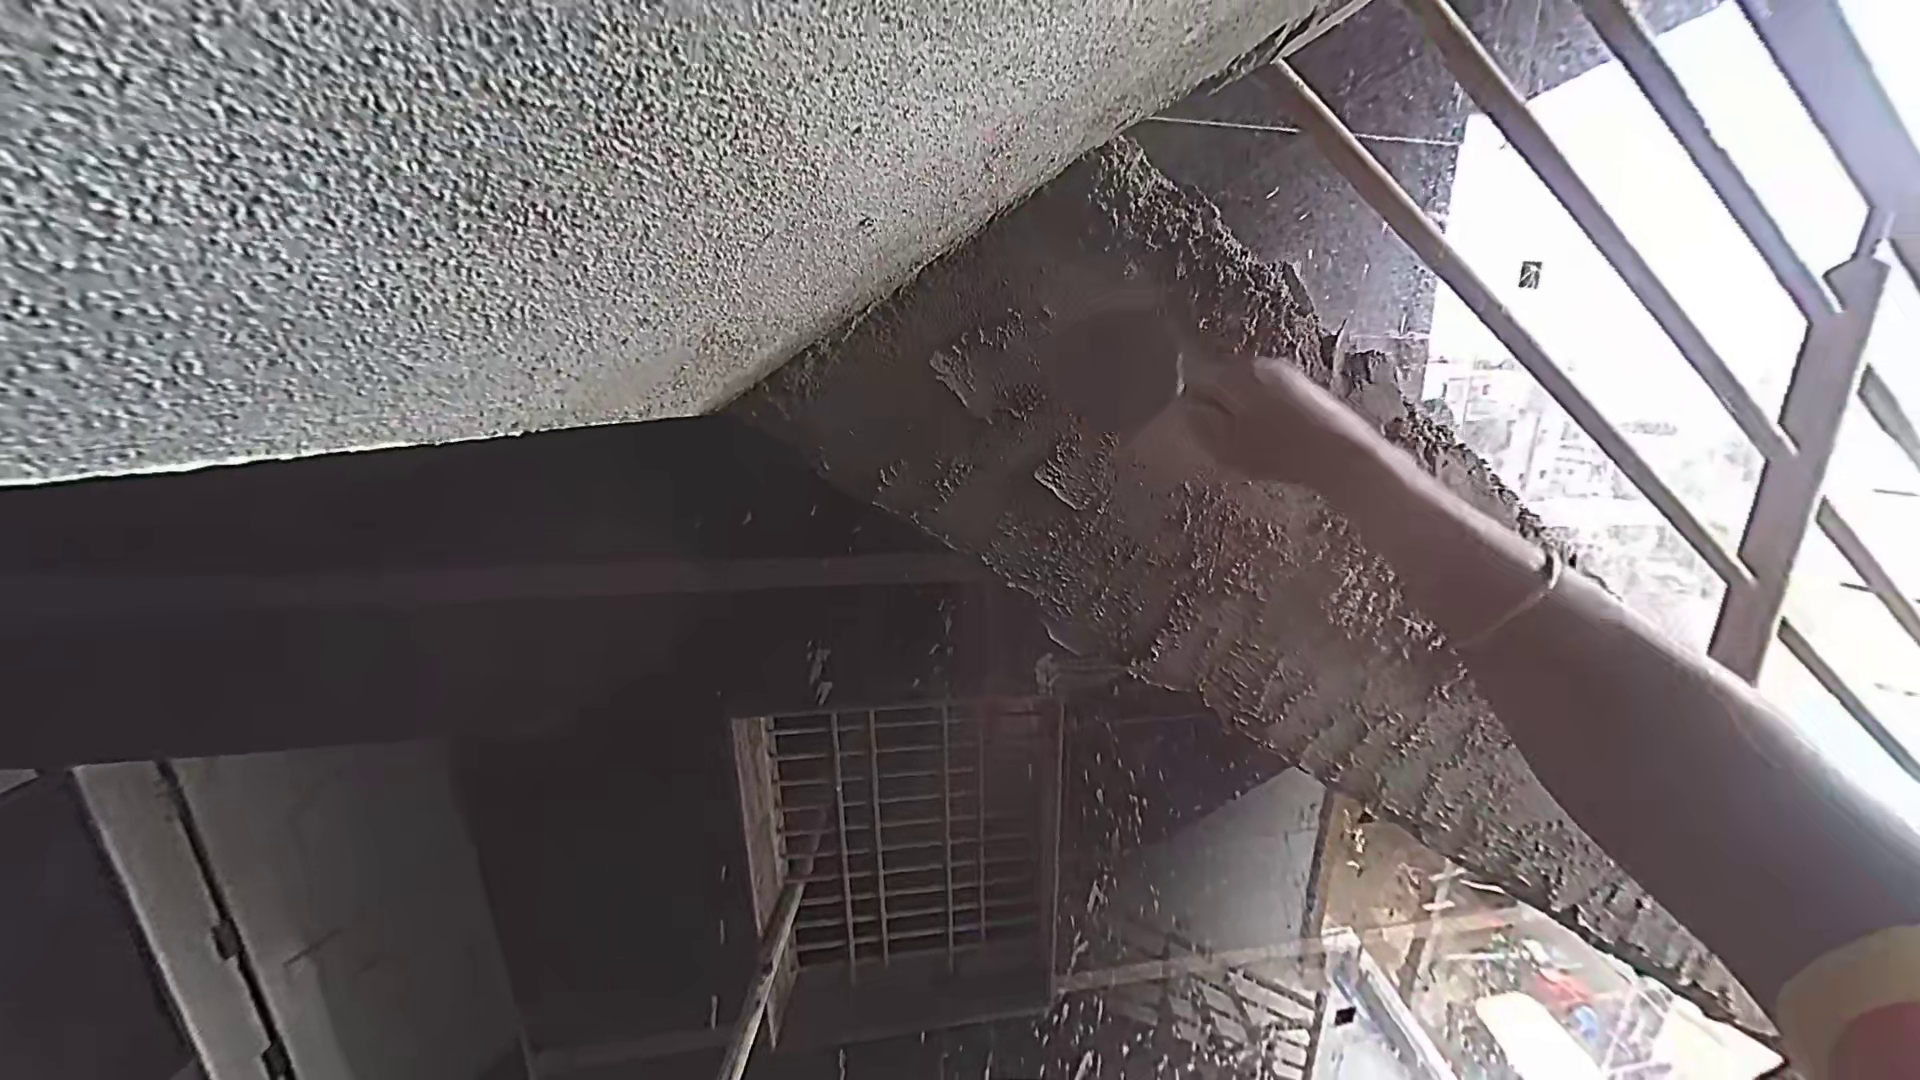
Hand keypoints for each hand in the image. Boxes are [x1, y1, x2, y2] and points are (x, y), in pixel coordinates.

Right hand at [1176, 354, 1381, 490]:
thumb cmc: (1282, 453)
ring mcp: (1283, 374)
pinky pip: (1265, 396)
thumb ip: (1197, 423)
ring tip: (1249, 443)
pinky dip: (1261, 415)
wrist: (1342, 456)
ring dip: (1238, 412)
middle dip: (1215, 406)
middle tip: (1221, 439)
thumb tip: (1184, 407)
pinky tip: (1271, 439)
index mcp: (1236, 374)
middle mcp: (1259, 366)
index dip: (1188, 401)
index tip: (1192, 425)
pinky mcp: (1301, 388)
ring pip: (1243, 389)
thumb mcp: (1225, 446)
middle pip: (1219, 381)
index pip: (1194, 376)